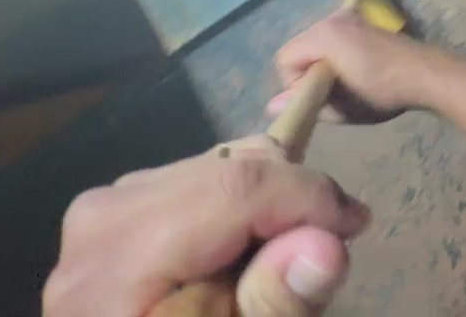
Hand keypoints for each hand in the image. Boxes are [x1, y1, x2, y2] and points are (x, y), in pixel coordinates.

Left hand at [43, 136, 370, 316]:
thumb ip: (274, 307)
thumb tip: (327, 245)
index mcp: (118, 259)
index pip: (236, 189)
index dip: (307, 197)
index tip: (358, 224)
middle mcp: (107, 213)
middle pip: (234, 168)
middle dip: (291, 203)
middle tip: (312, 262)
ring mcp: (111, 204)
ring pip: (226, 163)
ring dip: (268, 205)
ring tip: (271, 267)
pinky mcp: (123, 203)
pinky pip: (208, 175)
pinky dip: (242, 205)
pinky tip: (240, 256)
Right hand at [268, 8, 444, 124]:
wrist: (424, 72)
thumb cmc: (381, 91)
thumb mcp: (341, 107)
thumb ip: (303, 103)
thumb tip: (270, 107)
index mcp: (323, 35)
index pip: (285, 58)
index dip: (293, 83)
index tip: (316, 99)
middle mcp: (332, 18)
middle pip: (300, 48)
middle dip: (308, 74)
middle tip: (330, 96)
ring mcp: (349, 17)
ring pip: (316, 44)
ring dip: (322, 65)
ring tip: (344, 86)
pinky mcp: (362, 22)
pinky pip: (333, 39)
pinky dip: (335, 56)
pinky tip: (355, 72)